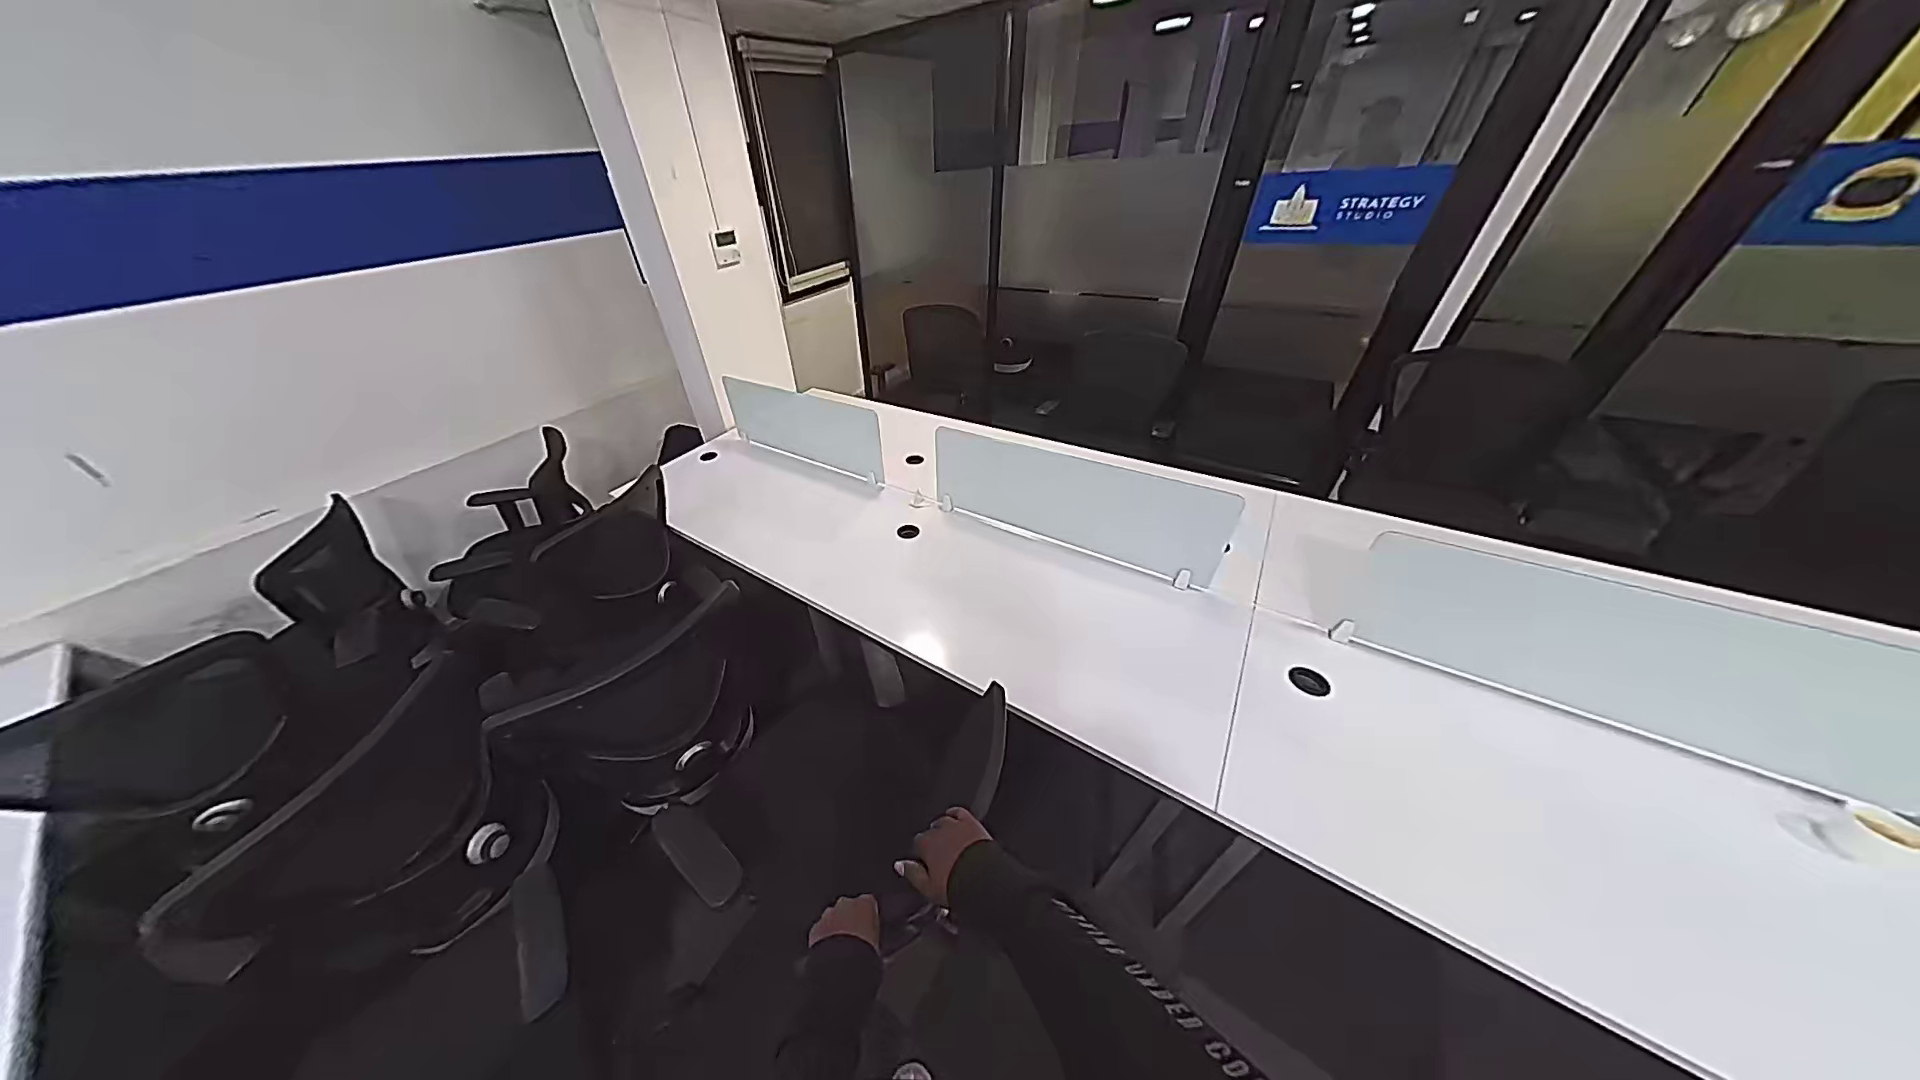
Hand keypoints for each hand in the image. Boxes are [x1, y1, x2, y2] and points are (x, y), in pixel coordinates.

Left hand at [807, 894, 878, 950]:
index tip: (867, 930)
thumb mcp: (877, 944)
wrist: (840, 962)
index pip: (868, 903)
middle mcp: (847, 903)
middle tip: (852, 939)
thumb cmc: (864, 950)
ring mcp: (829, 914)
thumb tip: (874, 945)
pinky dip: (822, 938)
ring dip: (834, 927)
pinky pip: (820, 930)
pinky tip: (827, 952)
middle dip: (848, 919)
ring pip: (832, 917)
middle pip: (848, 907)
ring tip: (839, 948)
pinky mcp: (816, 927)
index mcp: (866, 902)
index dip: (867, 918)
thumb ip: (873, 937)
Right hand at [895, 807, 991, 905]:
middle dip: (933, 840)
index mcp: (927, 846)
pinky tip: (955, 817)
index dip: (922, 852)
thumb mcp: (928, 887)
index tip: (926, 860)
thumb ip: (912, 873)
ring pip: (944, 820)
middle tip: (939, 854)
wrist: (983, 879)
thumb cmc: (956, 885)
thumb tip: (899, 865)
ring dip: (943, 827)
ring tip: (946, 837)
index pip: (918, 843)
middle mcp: (939, 831)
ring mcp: (956, 825)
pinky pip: (960, 812)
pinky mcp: (971, 823)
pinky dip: (955, 814)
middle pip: (931, 831)